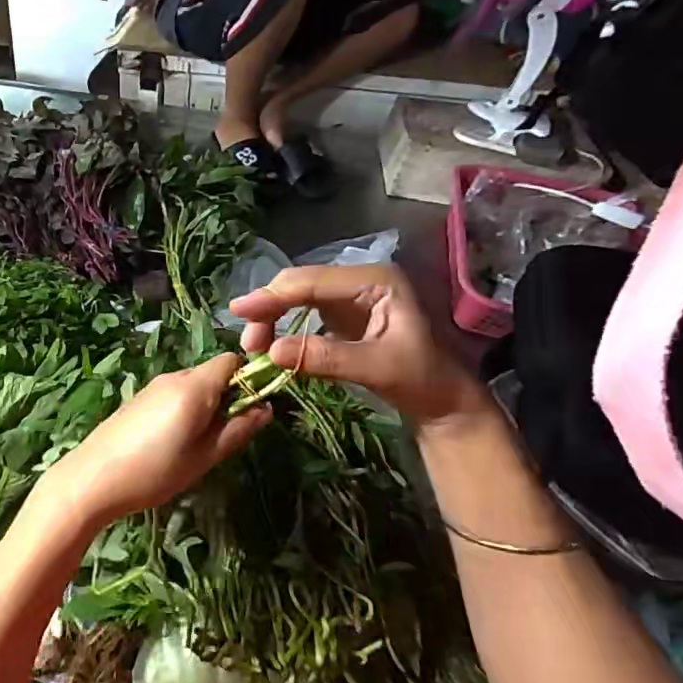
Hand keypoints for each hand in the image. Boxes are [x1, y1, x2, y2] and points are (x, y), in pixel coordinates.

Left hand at [42, 353, 270, 525]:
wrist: (91, 478)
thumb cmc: (154, 471)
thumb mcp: (204, 457)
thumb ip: (237, 430)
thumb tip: (265, 408)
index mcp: (193, 386)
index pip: (232, 361)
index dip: (248, 379)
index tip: (252, 411)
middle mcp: (172, 377)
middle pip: (212, 373)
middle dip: (227, 397)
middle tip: (226, 436)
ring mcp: (151, 387)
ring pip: (192, 386)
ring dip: (204, 406)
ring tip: (197, 445)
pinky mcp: (137, 399)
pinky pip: (173, 395)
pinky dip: (183, 410)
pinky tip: (172, 443)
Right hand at [231, 265, 487, 426]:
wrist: (444, 402)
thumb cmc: (422, 380)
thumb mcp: (377, 368)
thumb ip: (326, 357)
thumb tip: (272, 352)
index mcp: (375, 280)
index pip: (312, 281)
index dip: (273, 295)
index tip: (239, 311)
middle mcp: (358, 281)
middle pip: (299, 284)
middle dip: (268, 308)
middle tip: (248, 342)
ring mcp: (348, 297)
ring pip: (295, 297)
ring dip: (270, 317)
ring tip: (255, 346)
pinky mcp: (340, 315)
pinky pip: (301, 313)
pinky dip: (281, 326)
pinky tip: (269, 344)